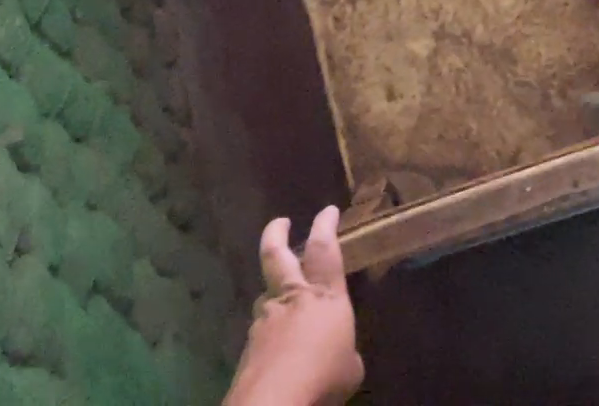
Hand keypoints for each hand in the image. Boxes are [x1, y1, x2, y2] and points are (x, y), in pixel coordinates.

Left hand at [224, 206, 363, 405]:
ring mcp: (265, 320)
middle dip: (277, 233)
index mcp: (324, 296)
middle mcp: (291, 298)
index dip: (326, 226)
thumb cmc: (324, 377)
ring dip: (273, 295)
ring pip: (266, 296)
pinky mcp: (247, 347)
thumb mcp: (351, 367)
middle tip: (280, 221)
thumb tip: (340, 353)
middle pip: (278, 254)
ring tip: (282, 306)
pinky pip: (260, 331)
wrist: (272, 403)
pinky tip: (275, 352)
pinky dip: (269, 335)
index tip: (328, 211)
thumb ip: (345, 350)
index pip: (325, 249)